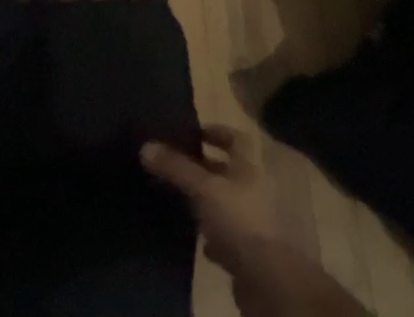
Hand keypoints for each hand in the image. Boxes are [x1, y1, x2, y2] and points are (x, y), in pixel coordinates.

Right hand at [141, 125, 277, 272]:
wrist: (267, 280)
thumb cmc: (238, 221)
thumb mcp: (202, 188)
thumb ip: (176, 167)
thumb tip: (146, 146)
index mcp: (251, 171)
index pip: (237, 140)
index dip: (217, 132)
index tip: (193, 132)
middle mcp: (256, 193)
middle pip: (229, 173)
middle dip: (204, 168)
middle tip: (175, 163)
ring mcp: (254, 224)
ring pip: (226, 205)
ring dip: (206, 202)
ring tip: (178, 198)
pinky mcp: (248, 252)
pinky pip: (226, 237)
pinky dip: (211, 235)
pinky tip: (195, 239)